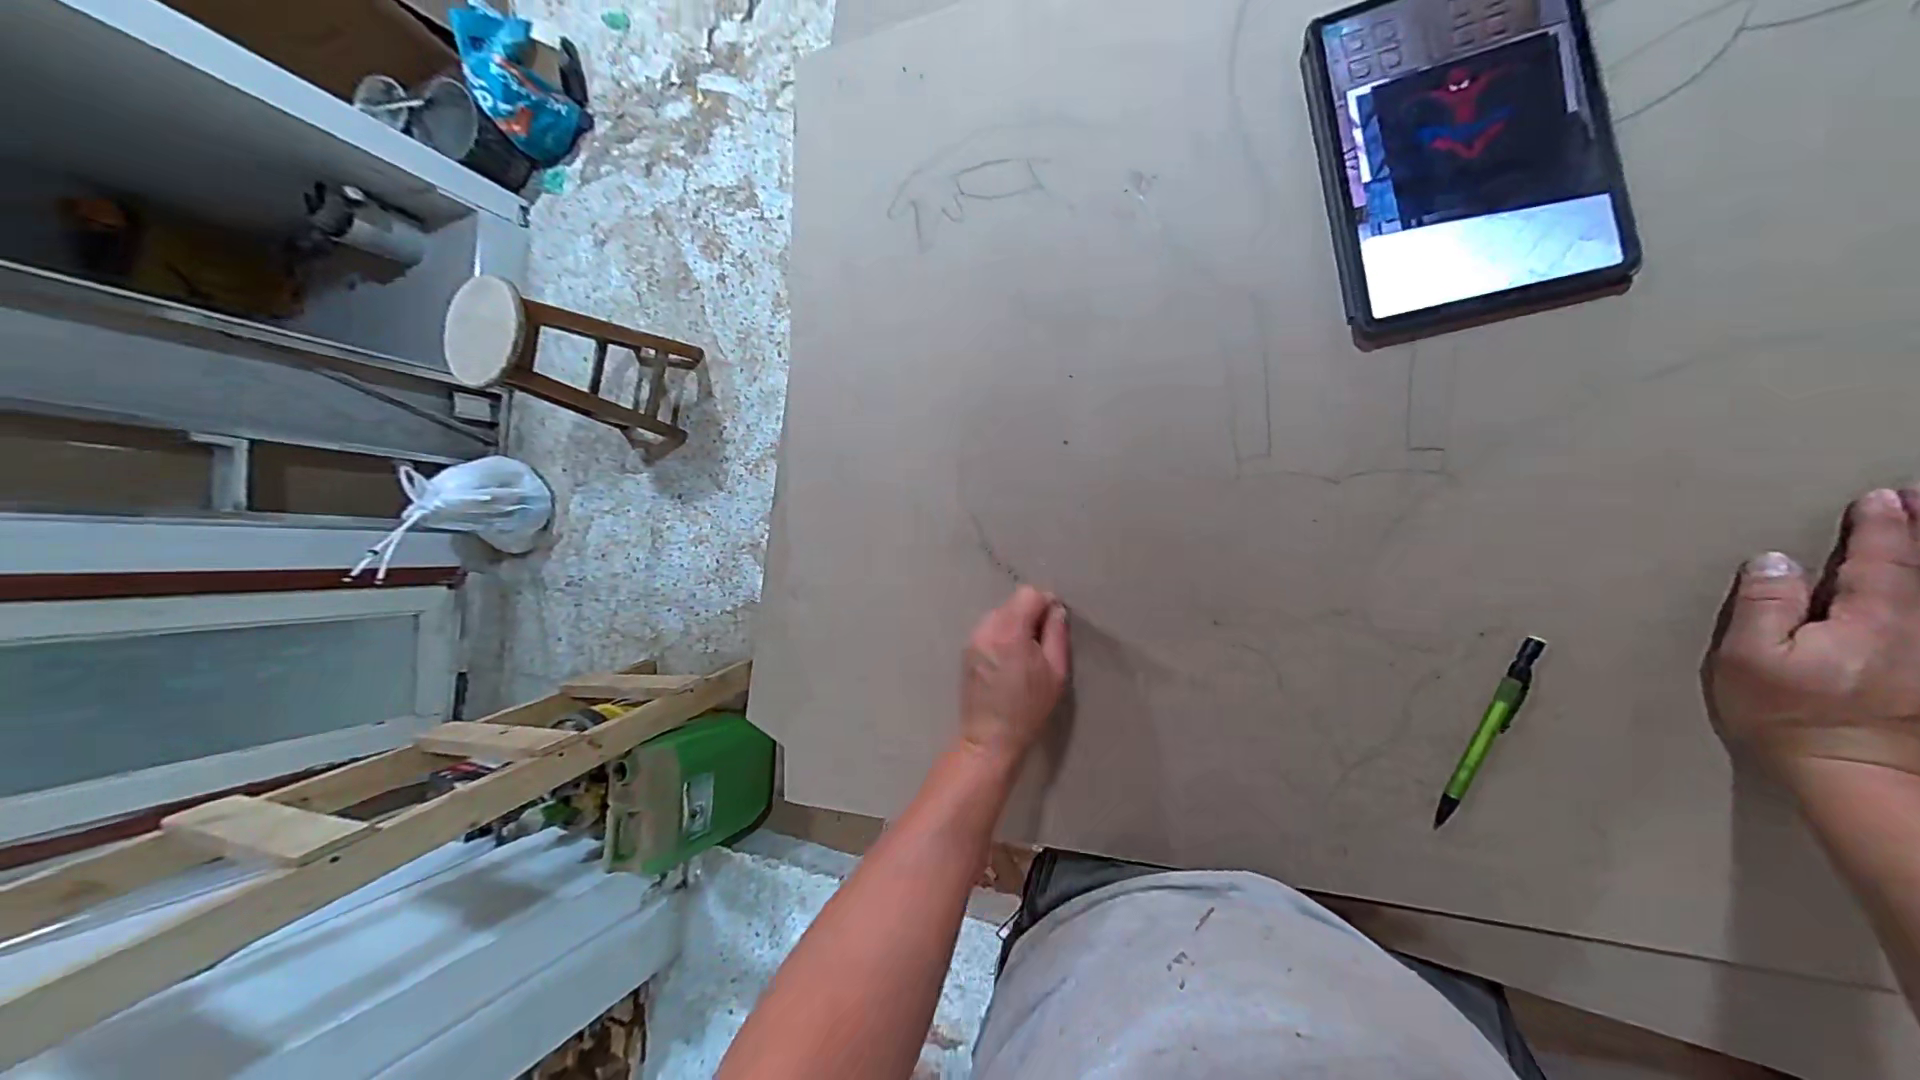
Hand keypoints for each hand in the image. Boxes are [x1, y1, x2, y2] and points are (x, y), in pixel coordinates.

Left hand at [959, 585, 1069, 763]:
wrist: (989, 738)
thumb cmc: (1028, 708)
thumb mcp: (1056, 672)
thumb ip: (1057, 634)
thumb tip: (1056, 610)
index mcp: (1010, 631)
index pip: (1029, 594)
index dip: (1046, 604)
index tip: (1054, 626)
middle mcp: (987, 628)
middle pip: (1014, 602)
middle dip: (1031, 615)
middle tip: (1041, 644)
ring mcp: (973, 638)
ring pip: (1001, 614)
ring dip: (1016, 625)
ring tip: (1024, 655)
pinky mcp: (967, 649)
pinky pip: (990, 628)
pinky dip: (1002, 635)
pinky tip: (1009, 660)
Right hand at [1707, 487, 1919, 777]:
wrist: (1856, 777)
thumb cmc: (1789, 715)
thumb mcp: (1750, 658)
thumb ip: (1763, 606)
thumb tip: (1776, 561)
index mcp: (1871, 620)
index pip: (1879, 559)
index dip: (1880, 526)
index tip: (1880, 497)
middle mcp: (1919, 629)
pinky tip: (1916, 590)